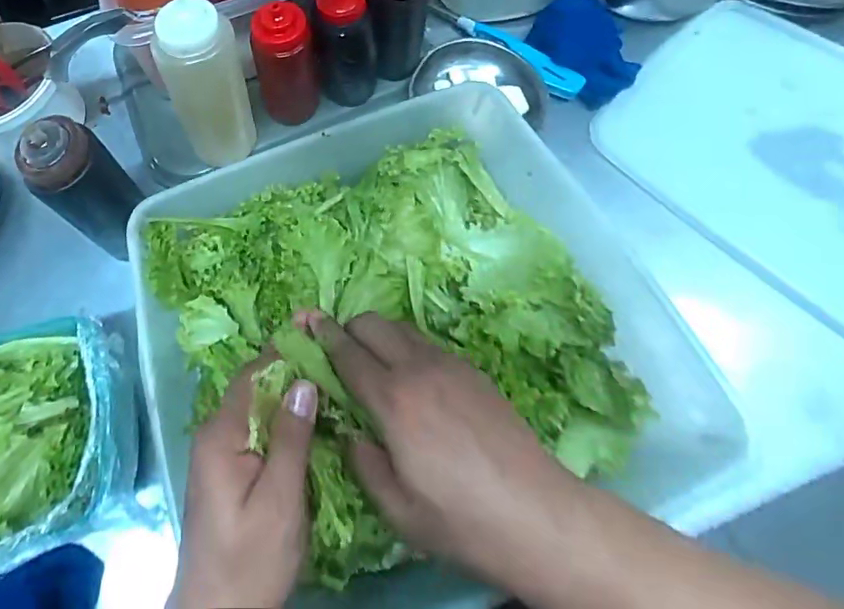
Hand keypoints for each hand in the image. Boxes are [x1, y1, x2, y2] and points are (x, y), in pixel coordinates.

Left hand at [172, 354, 319, 608]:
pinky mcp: (228, 472)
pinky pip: (256, 431)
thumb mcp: (278, 500)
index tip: (314, 330)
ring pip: (256, 409)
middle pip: (253, 388)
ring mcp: (219, 454)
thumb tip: (304, 381)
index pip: (252, 376)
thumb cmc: (250, 559)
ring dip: (287, 394)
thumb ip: (290, 439)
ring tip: (328, 378)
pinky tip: (309, 420)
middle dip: (289, 370)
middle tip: (330, 355)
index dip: (282, 351)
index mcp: (220, 435)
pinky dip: (281, 419)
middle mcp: (214, 435)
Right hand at [302, 311, 587, 603]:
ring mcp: (449, 365)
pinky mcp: (472, 371)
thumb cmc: (462, 521)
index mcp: (393, 400)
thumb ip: (362, 462)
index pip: (347, 352)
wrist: (540, 516)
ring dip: (377, 334)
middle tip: (335, 350)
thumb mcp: (397, 509)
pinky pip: (426, 343)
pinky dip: (405, 347)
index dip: (321, 335)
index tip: (303, 322)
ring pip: (400, 327)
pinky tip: (411, 379)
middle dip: (346, 328)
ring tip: (371, 361)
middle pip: (371, 323)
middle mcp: (418, 369)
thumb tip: (349, 431)